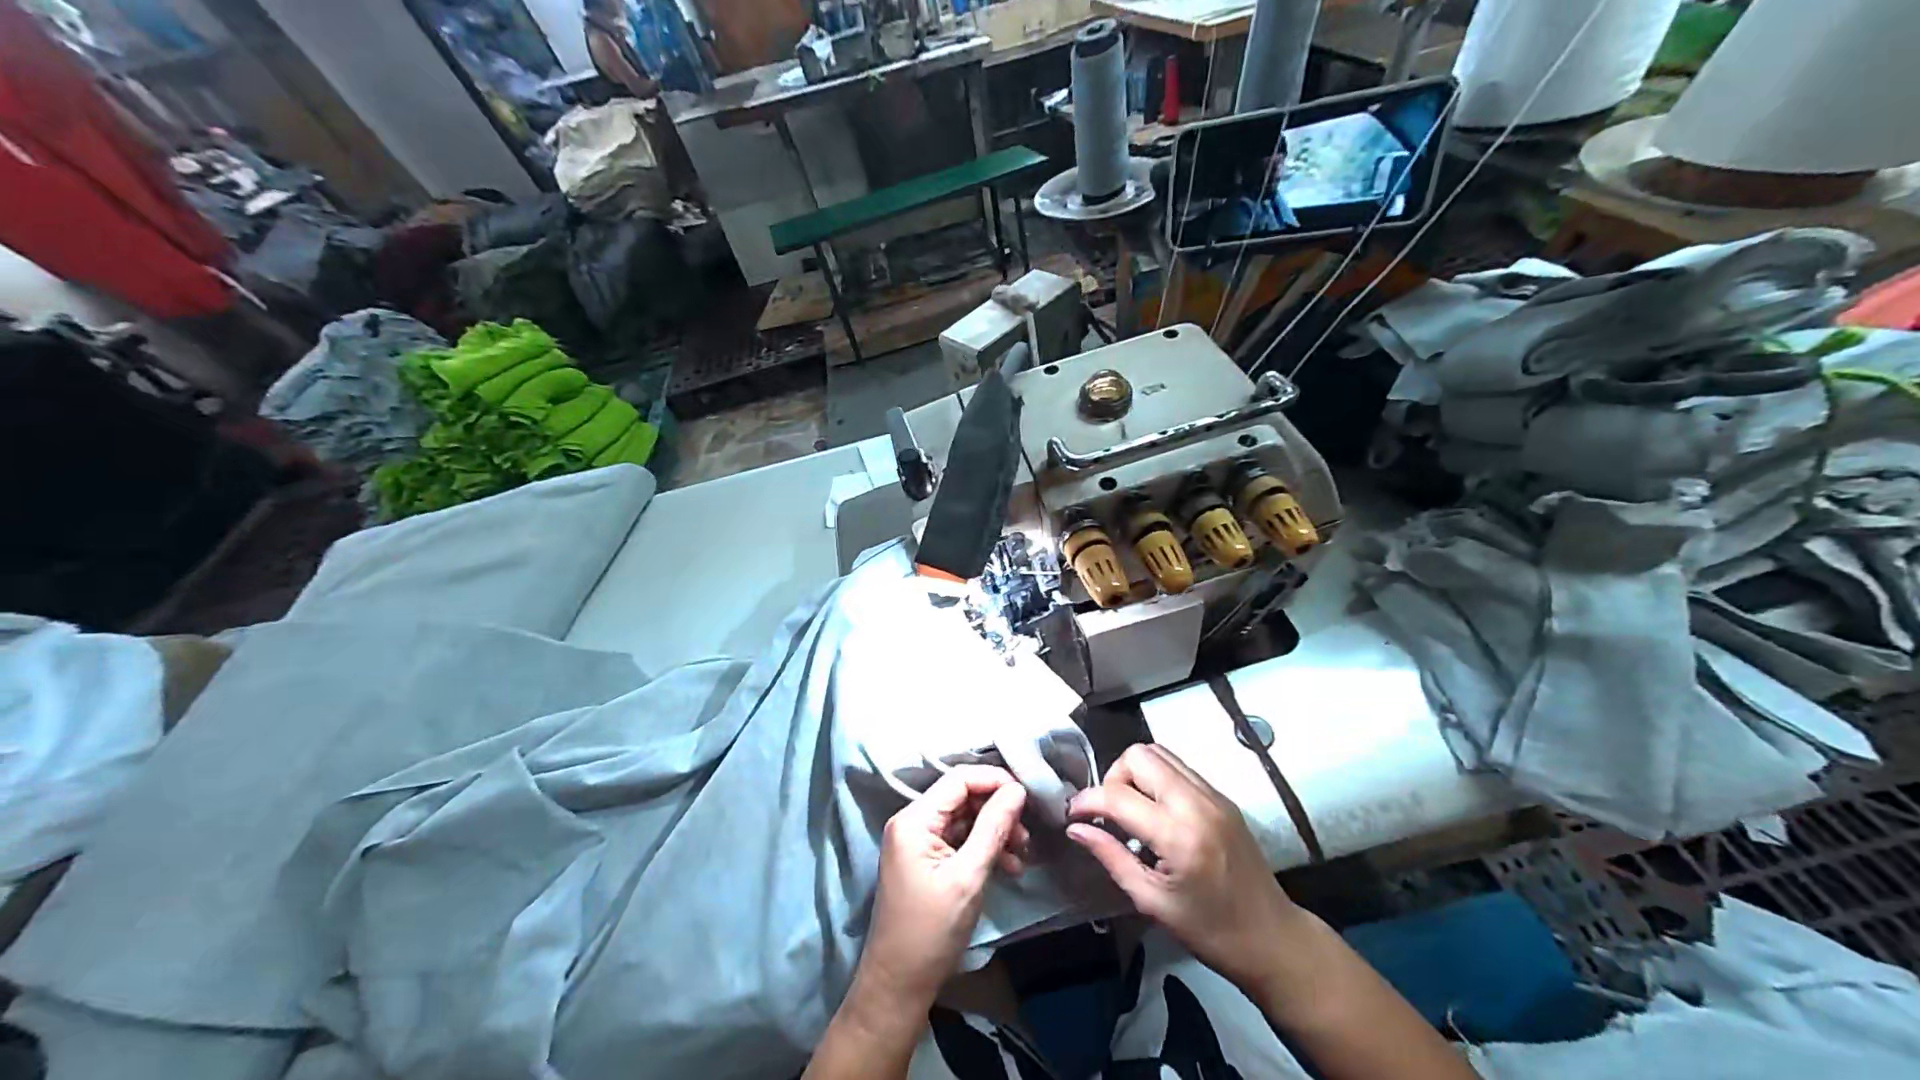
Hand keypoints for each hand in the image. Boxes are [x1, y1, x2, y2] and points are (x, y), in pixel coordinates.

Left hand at [861, 766, 1030, 1005]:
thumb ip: (993, 827)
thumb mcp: (969, 876)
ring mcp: (918, 841)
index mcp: (914, 820)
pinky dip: (984, 848)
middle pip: (963, 797)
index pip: (959, 780)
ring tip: (1021, 855)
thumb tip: (1017, 789)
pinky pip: (960, 840)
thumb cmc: (932, 930)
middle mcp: (912, 822)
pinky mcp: (926, 859)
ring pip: (965, 819)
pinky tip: (1008, 868)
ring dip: (995, 832)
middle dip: (998, 810)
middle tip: (1027, 834)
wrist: (900, 983)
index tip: (1028, 796)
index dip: (995, 781)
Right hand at [1065, 744, 1299, 994]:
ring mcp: (1214, 795)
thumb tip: (1076, 829)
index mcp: (1179, 836)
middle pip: (1139, 755)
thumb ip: (1111, 857)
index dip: (1087, 801)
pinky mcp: (1222, 796)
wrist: (1273, 938)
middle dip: (1113, 778)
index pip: (1118, 795)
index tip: (1074, 815)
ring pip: (1159, 753)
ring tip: (1132, 811)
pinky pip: (1179, 768)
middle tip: (1110, 813)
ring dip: (1135, 774)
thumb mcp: (1151, 902)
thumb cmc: (1210, 931)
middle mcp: (1198, 803)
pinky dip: (1157, 779)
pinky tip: (1156, 813)